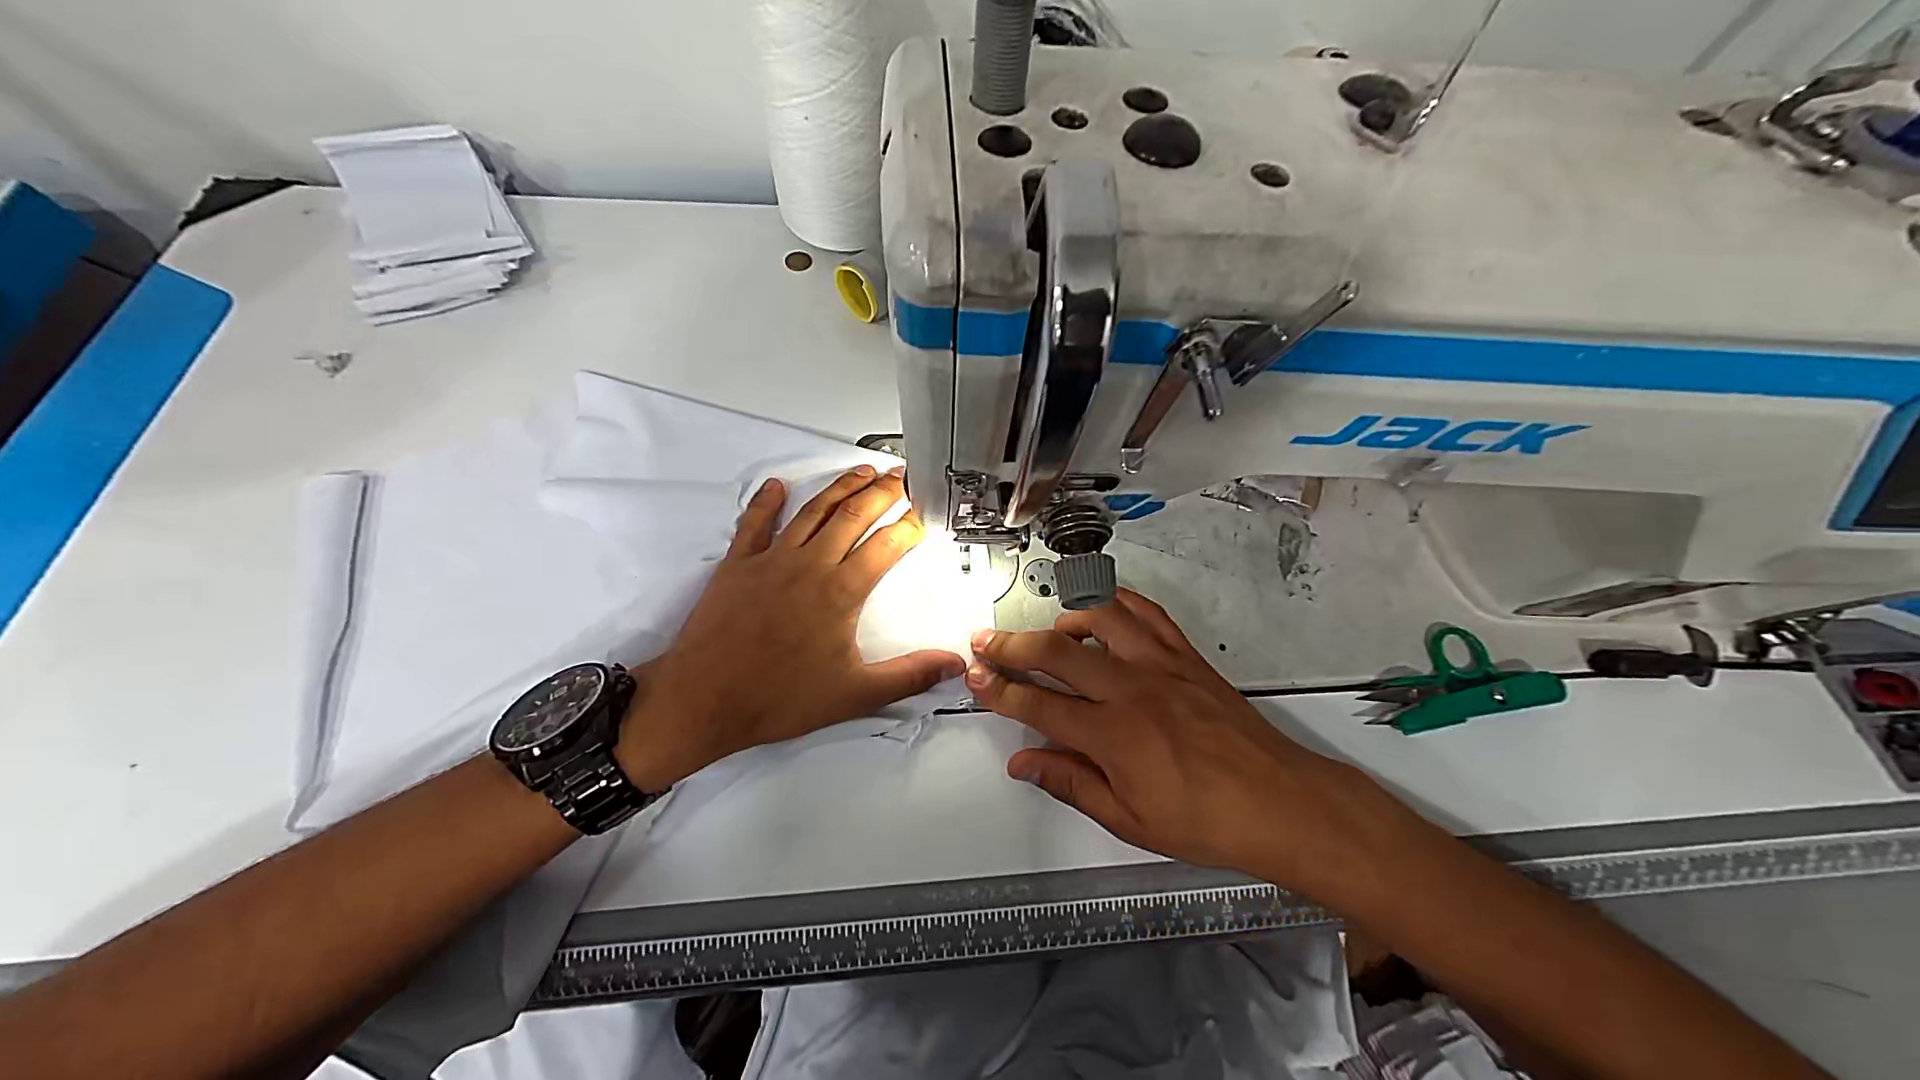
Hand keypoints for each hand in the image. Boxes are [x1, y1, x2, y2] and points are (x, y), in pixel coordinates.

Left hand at [616, 466, 966, 790]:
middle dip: (882, 491)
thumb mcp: (855, 694)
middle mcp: (808, 568)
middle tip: (899, 477)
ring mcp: (771, 562)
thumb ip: (909, 675)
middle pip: (853, 515)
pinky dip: (766, 502)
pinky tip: (775, 487)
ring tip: (860, 473)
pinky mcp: (738, 566)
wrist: (704, 700)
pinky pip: (755, 523)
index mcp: (839, 593)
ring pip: (812, 511)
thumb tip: (948, 665)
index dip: (911, 525)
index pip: (887, 545)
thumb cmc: (772, 697)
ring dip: (840, 487)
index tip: (923, 516)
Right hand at [965, 589, 1434, 904]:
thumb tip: (1023, 764)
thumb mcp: (1129, 819)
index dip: (999, 690)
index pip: (1039, 705)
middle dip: (1011, 645)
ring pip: (1100, 617)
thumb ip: (1070, 782)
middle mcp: (1133, 690)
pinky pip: (1148, 613)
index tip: (974, 677)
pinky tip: (1103, 610)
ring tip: (1048, 633)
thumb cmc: (1207, 821)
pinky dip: (1118, 602)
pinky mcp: (1187, 656)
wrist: (1281, 804)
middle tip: (985, 640)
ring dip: (1063, 617)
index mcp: (1114, 737)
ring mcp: (1162, 665)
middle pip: (1057, 652)